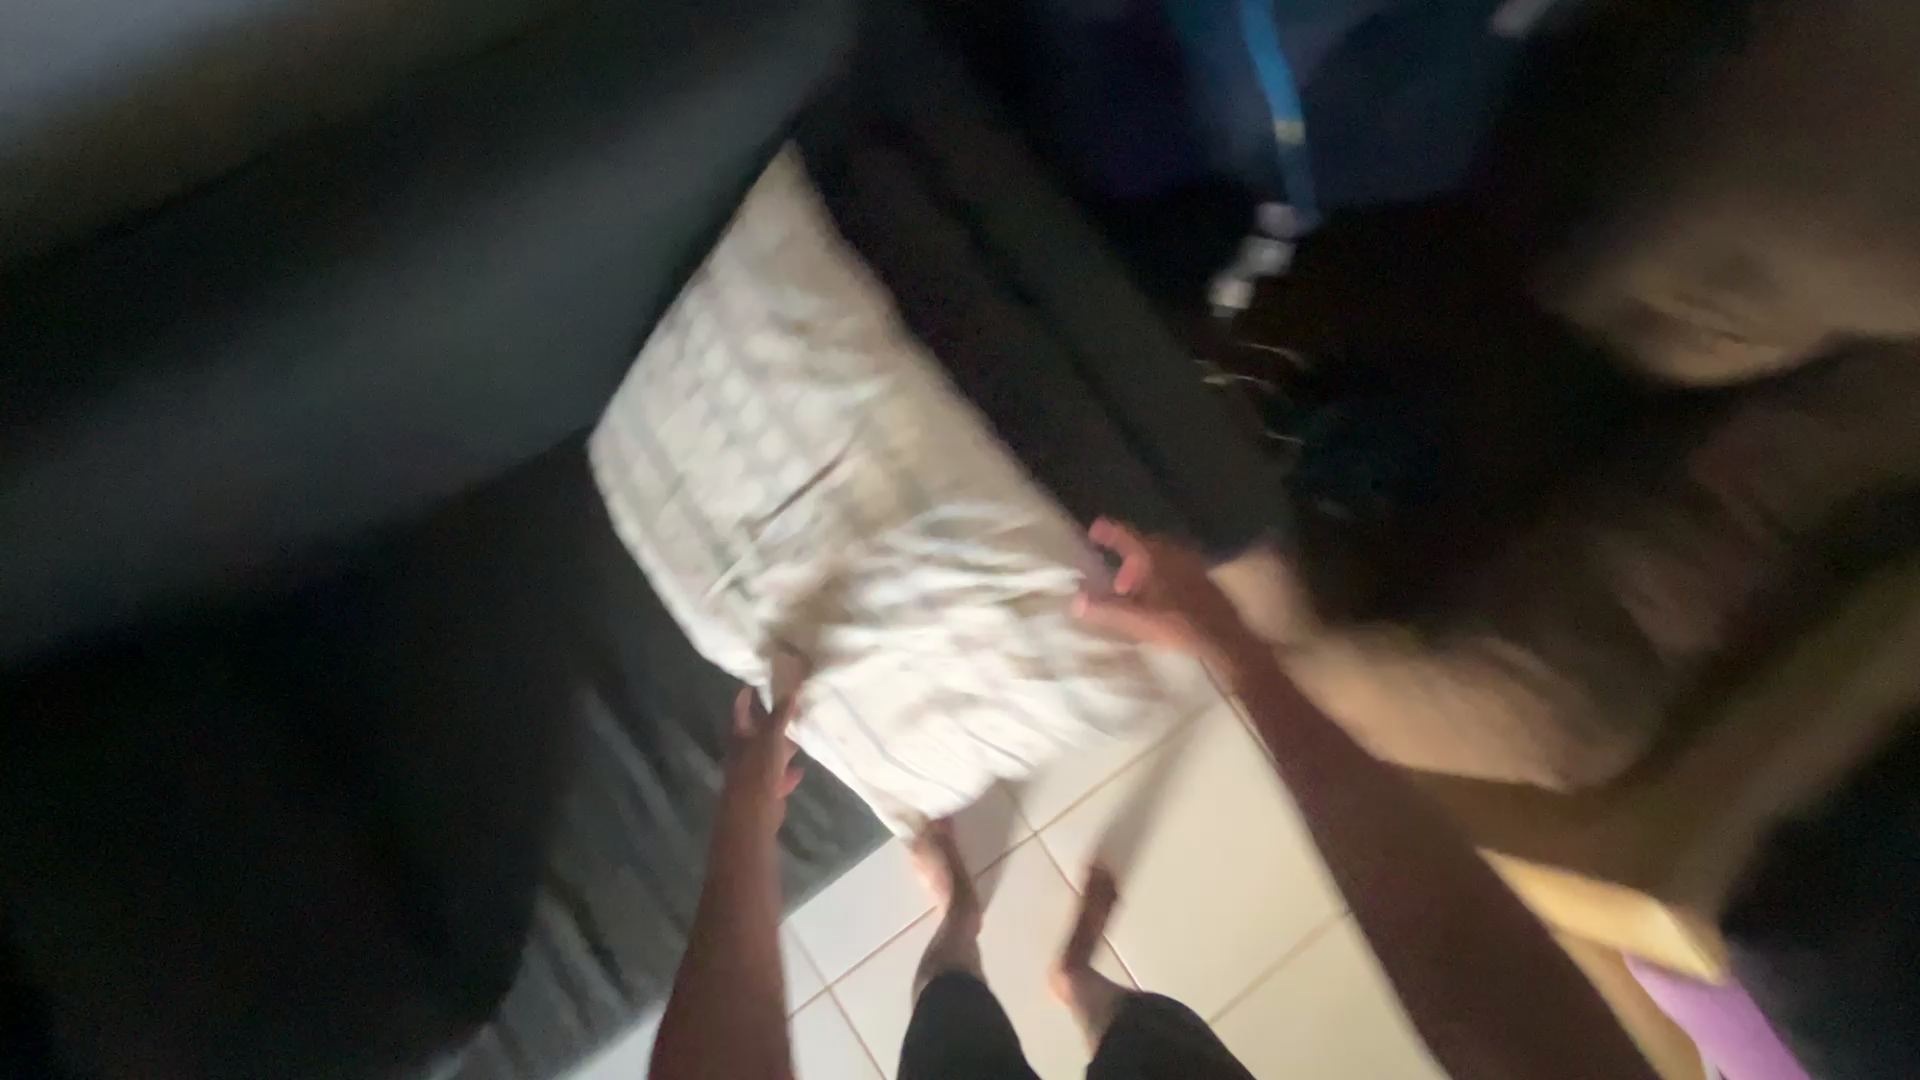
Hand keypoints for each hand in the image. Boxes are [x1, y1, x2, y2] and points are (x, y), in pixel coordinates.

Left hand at [722, 686, 804, 830]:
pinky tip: (800, 769)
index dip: (746, 697)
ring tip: (799, 735)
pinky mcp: (765, 790)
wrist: (753, 813)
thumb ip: (781, 714)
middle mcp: (744, 753)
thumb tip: (791, 690)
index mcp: (740, 737)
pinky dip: (788, 772)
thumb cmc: (758, 769)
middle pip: (757, 733)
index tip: (755, 684)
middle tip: (788, 708)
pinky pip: (778, 776)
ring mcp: (754, 772)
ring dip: (782, 747)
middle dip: (771, 722)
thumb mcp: (772, 737)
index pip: (741, 710)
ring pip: (769, 754)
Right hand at [1072, 518, 1261, 677]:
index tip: (1094, 529)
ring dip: (1145, 573)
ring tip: (1136, 596)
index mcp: (1153, 555)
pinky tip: (1160, 601)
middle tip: (1117, 584)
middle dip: (1127, 561)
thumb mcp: (1135, 618)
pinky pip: (1176, 570)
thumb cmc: (1177, 623)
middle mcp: (1173, 552)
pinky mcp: (1204, 579)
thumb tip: (1076, 600)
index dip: (1108, 531)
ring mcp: (1192, 564)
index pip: (1125, 535)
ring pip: (1161, 560)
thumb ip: (1104, 607)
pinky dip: (1162, 579)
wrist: (1224, 638)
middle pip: (1143, 548)